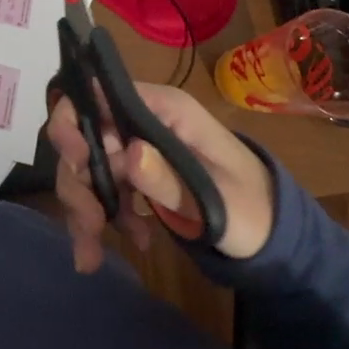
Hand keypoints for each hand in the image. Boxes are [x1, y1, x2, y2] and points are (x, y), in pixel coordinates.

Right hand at [46, 81, 274, 268]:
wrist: (275, 238)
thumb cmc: (253, 209)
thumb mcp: (216, 201)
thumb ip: (169, 180)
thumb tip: (129, 153)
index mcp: (164, 109)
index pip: (97, 94)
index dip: (73, 123)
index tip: (74, 163)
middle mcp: (144, 120)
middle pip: (84, 137)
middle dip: (78, 183)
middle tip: (89, 226)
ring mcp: (137, 146)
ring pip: (86, 167)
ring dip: (84, 208)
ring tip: (92, 254)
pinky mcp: (136, 173)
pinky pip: (102, 188)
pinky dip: (102, 218)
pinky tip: (130, 242)